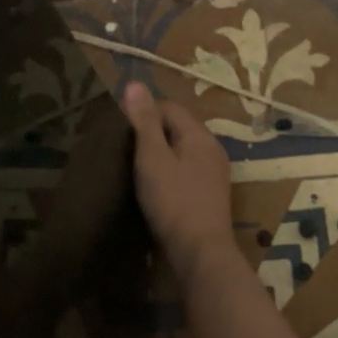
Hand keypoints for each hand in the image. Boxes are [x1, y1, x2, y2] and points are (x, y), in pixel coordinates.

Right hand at [119, 83, 236, 274]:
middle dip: (153, 133)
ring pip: (184, 150)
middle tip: (126, 151)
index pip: (170, 107)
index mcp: (200, 135)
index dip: (144, 113)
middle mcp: (213, 148)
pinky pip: (189, 170)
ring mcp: (216, 172)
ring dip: (162, 154)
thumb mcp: (152, 159)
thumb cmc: (174, 202)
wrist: (202, 253)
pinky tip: (158, 188)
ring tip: (138, 169)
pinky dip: (172, 171)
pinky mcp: (213, 194)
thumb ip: (144, 122)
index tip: (122, 132)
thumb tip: (135, 83)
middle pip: (179, 127)